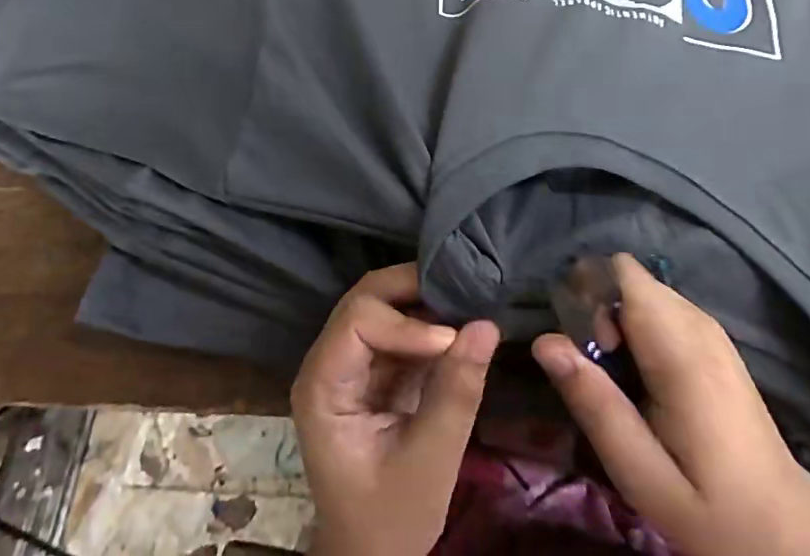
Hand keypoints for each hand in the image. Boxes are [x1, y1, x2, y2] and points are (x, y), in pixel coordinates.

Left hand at [294, 263, 499, 555]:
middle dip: (415, 290)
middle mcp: (328, 363)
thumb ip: (455, 393)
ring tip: (469, 305)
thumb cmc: (391, 519)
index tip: (450, 342)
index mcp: (323, 386)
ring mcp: (350, 365)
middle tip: (465, 293)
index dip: (405, 322)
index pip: (357, 320)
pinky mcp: (374, 371)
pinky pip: (400, 329)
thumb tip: (486, 325)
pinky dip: (431, 323)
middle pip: (366, 298)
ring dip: (426, 302)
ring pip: (384, 305)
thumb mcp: (429, 463)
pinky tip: (461, 327)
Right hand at [532, 254, 809, 555]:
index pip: (622, 273)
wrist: (787, 530)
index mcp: (682, 350)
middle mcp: (699, 323)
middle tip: (600, 371)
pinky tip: (642, 379)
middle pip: (628, 278)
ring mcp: (711, 329)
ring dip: (616, 320)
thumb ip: (594, 403)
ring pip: (642, 291)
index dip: (591, 297)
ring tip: (620, 379)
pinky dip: (637, 328)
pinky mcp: (713, 342)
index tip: (589, 350)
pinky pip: (660, 308)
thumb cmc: (711, 508)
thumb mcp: (641, 473)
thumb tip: (544, 342)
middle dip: (599, 309)